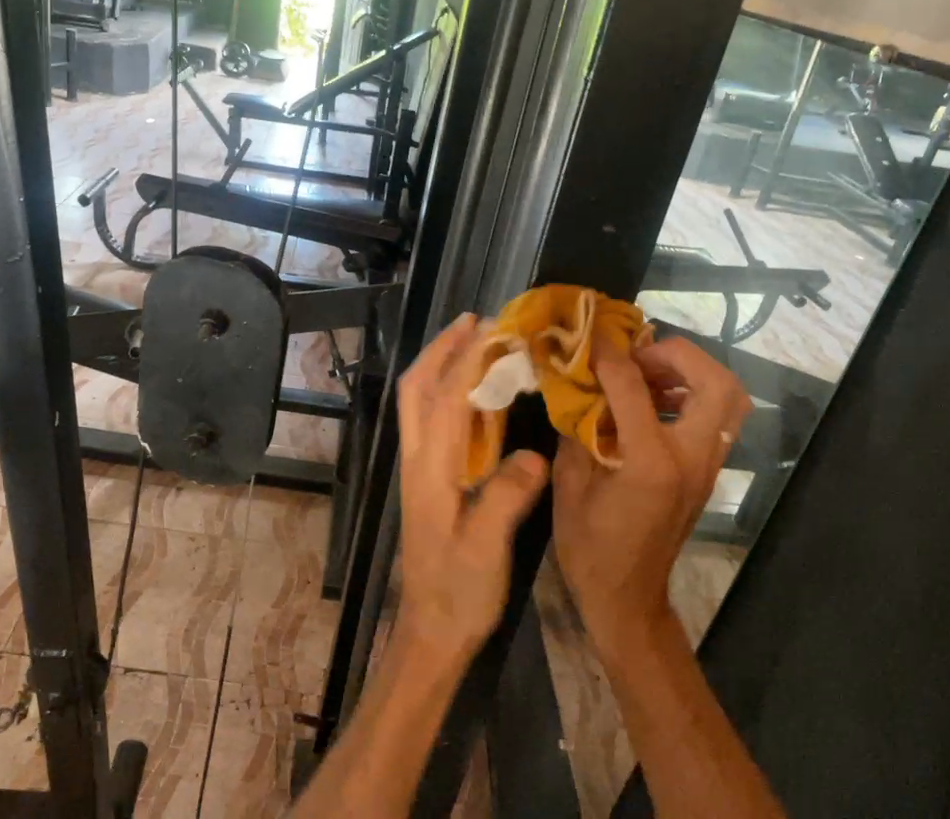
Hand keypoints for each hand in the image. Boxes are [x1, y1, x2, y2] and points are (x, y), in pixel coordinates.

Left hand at [394, 315, 551, 658]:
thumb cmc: (459, 592)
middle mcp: (418, 461)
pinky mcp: (428, 482)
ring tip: (475, 343)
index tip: (492, 326)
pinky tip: (477, 397)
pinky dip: (448, 393)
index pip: (445, 399)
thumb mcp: (486, 550)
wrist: (432, 629)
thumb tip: (533, 454)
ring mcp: (420, 470)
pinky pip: (432, 423)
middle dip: (440, 350)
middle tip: (474, 321)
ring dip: (441, 366)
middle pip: (416, 389)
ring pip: (419, 403)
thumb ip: (505, 499)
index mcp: (431, 470)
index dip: (465, 358)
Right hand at [553, 336, 752, 656]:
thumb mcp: (569, 484)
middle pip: (715, 382)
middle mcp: (690, 458)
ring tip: (647, 372)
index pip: (635, 387)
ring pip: (728, 397)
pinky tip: (652, 399)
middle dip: (677, 355)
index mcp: (651, 462)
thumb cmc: (589, 546)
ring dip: (692, 372)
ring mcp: (706, 466)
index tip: (591, 338)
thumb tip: (573, 383)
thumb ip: (576, 427)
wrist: (627, 596)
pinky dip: (692, 394)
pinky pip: (716, 417)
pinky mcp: (707, 472)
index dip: (610, 356)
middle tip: (638, 355)